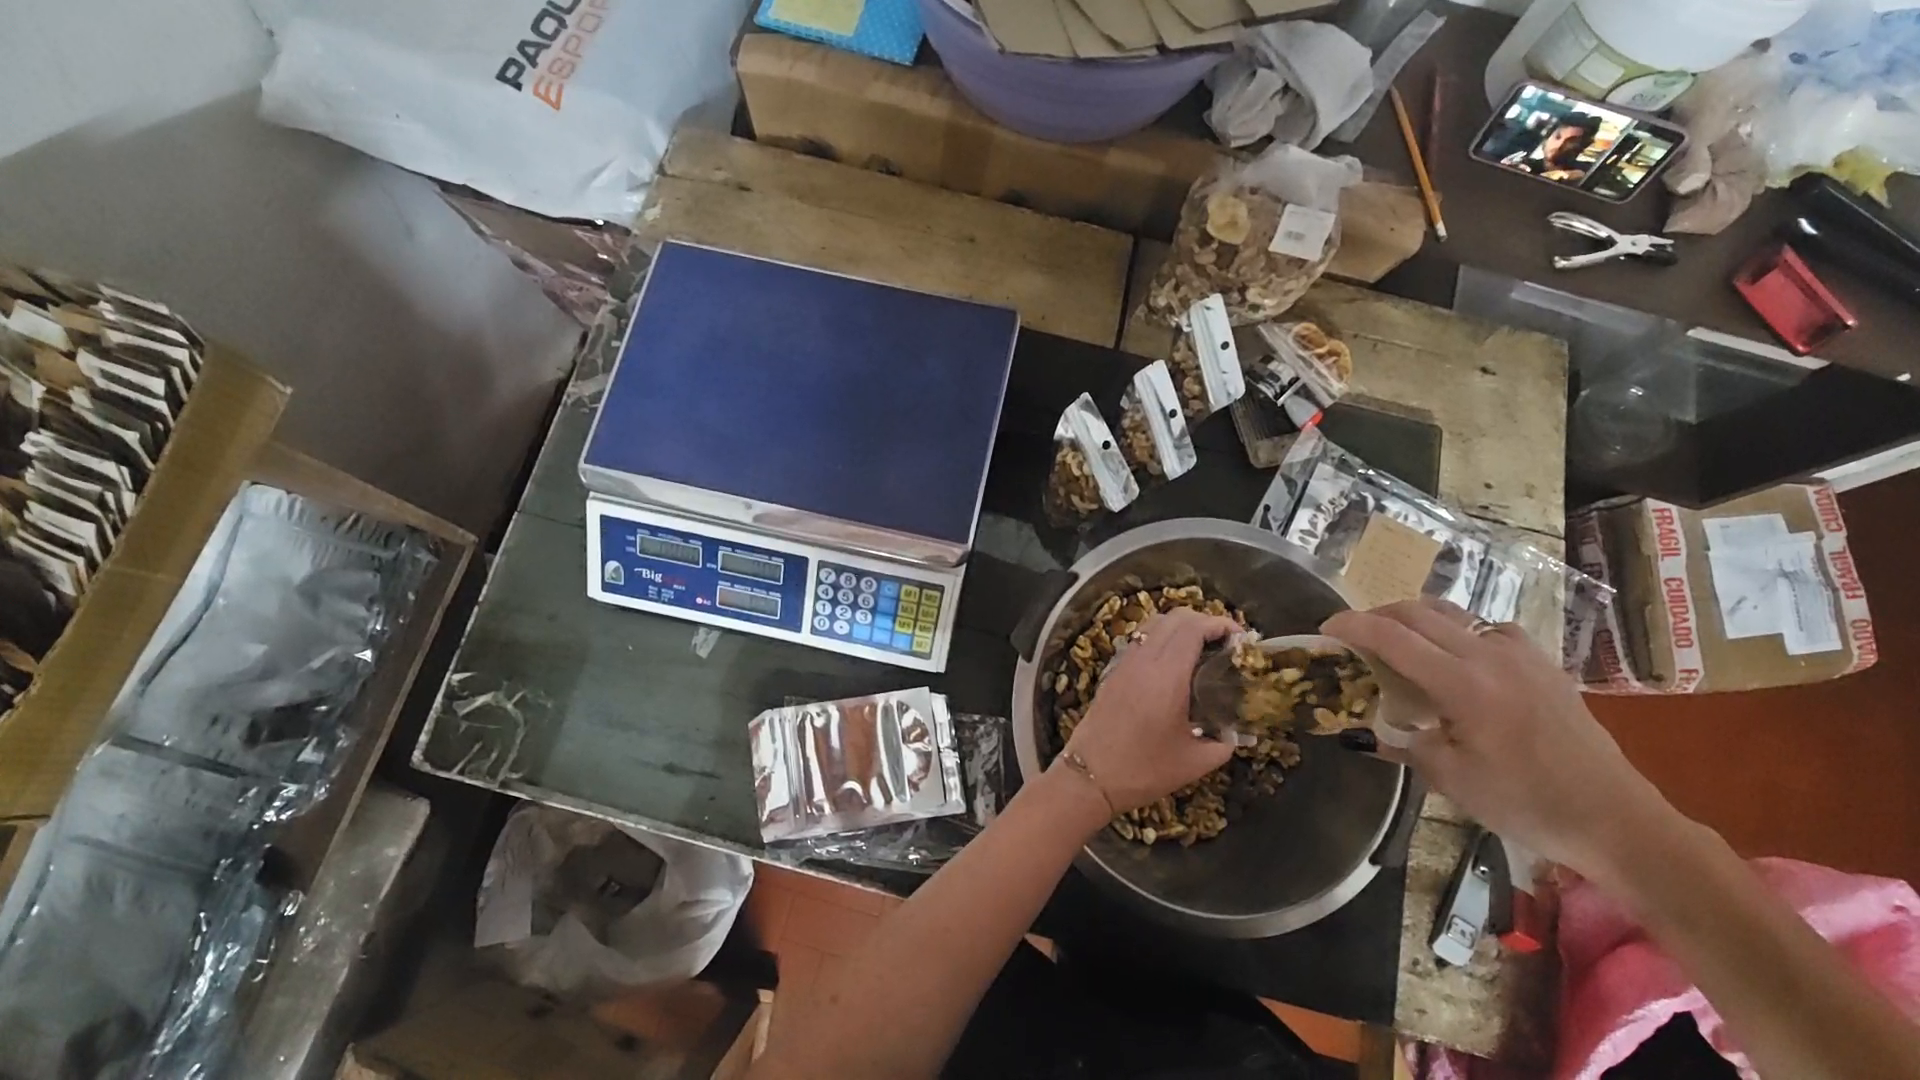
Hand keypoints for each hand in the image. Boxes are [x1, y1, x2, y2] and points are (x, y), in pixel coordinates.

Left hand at [1057, 607, 1238, 814]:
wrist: (1089, 777)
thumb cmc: (1144, 771)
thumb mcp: (1196, 762)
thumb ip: (1224, 742)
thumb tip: (1237, 732)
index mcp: (1166, 676)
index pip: (1193, 628)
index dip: (1219, 624)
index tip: (1240, 637)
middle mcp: (1143, 661)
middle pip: (1175, 618)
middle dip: (1204, 621)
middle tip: (1224, 643)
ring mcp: (1124, 664)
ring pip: (1154, 625)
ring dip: (1180, 627)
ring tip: (1201, 649)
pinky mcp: (1113, 673)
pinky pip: (1140, 640)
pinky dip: (1161, 638)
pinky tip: (1173, 665)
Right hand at [1322, 599, 1679, 878]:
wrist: (1615, 818)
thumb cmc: (1527, 804)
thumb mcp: (1451, 780)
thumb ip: (1405, 743)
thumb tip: (1372, 730)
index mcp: (1464, 684)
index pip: (1393, 636)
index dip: (1352, 626)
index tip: (1325, 629)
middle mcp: (1491, 655)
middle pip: (1419, 613)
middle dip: (1377, 617)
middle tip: (1352, 637)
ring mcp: (1521, 654)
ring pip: (1453, 614)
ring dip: (1415, 620)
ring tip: (1395, 644)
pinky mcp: (1542, 663)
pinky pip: (1487, 628)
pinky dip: (1456, 631)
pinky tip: (1455, 659)